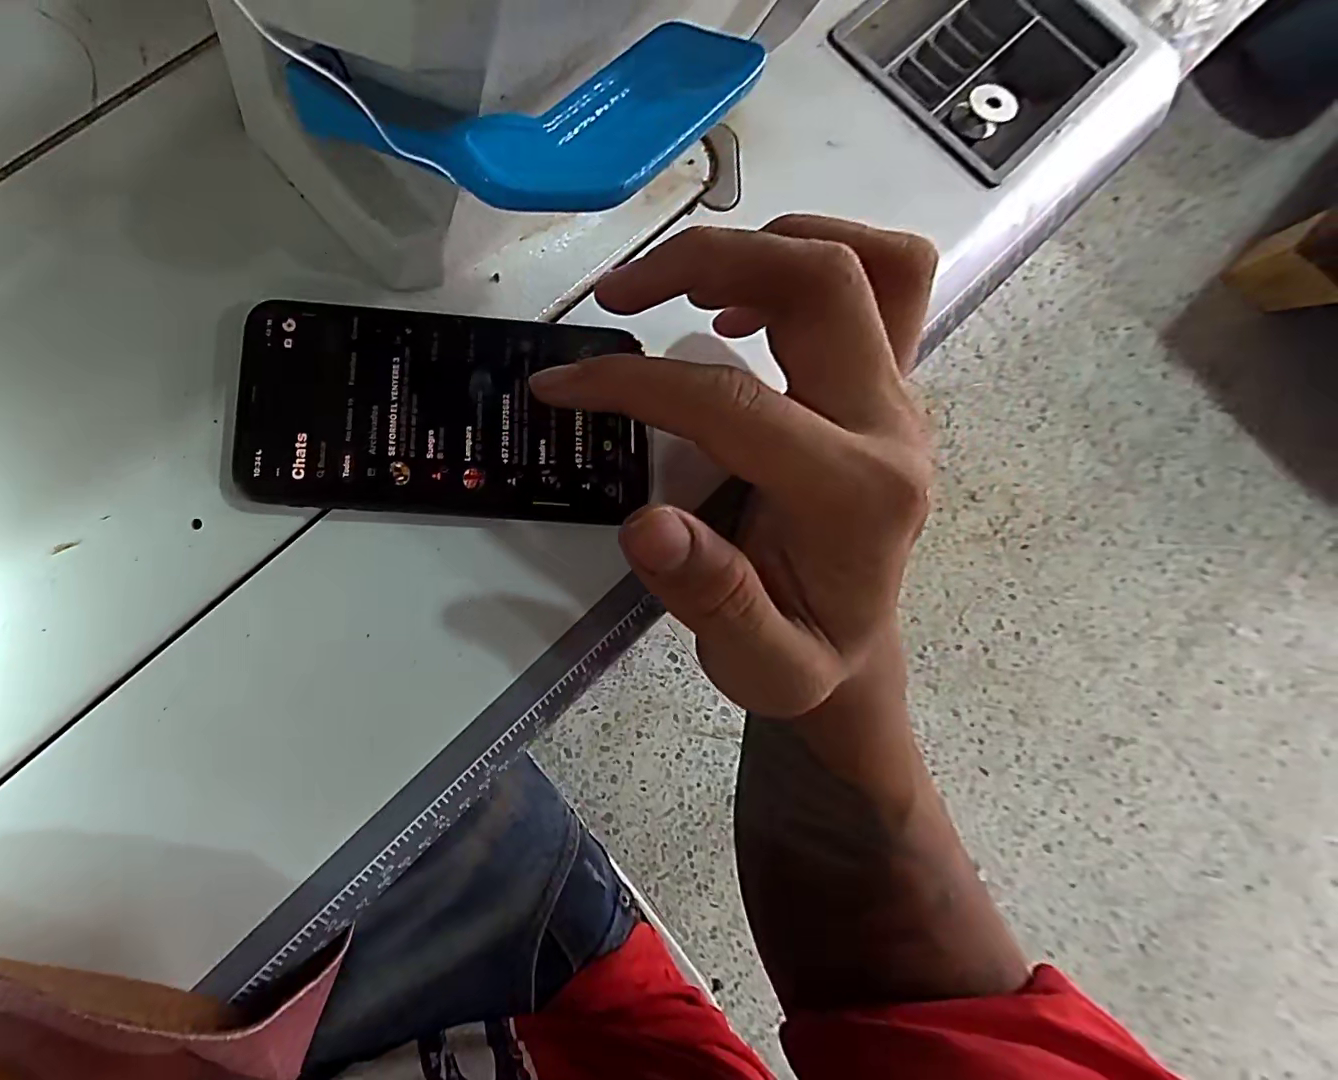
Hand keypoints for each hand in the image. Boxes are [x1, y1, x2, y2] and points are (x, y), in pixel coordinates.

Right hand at [530, 215, 938, 717]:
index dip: (631, 381)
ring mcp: (897, 398)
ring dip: (761, 246)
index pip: (729, 401)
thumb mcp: (754, 661)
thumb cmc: (799, 659)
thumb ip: (709, 597)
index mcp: (850, 492)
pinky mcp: (885, 388)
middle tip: (616, 293)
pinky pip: (874, 285)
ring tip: (675, 281)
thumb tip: (645, 525)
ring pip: (865, 263)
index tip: (559, 384)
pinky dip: (799, 267)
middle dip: (704, 262)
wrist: (858, 652)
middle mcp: (888, 425)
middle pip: (821, 282)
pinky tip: (732, 311)